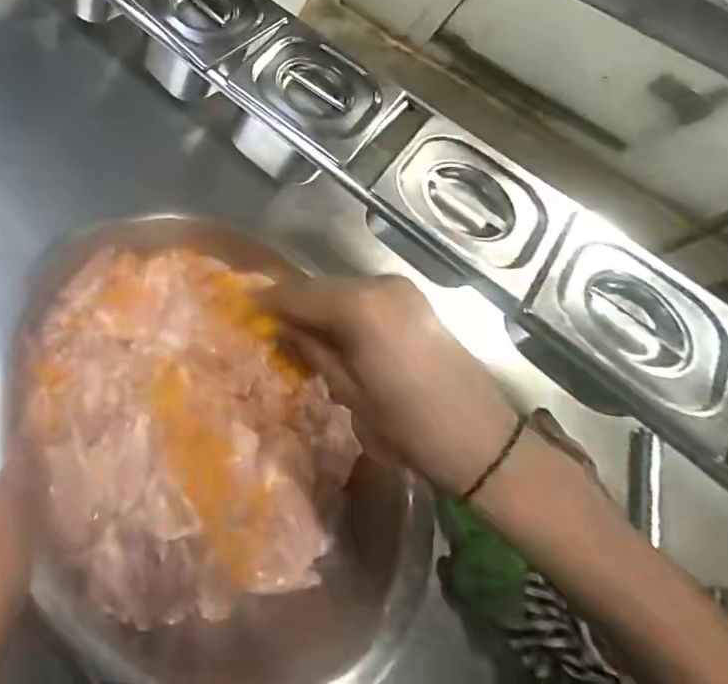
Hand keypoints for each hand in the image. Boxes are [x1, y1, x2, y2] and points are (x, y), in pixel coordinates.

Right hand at [263, 276, 520, 496]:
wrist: (483, 442)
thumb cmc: (408, 426)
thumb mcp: (349, 391)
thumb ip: (313, 349)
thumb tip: (283, 326)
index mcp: (360, 307)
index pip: (300, 294)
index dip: (270, 301)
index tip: (244, 308)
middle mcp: (379, 286)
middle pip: (321, 287)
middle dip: (293, 302)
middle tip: (267, 322)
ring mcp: (400, 290)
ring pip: (342, 289)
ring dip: (318, 306)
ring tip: (296, 329)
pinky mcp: (414, 301)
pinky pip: (364, 296)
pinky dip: (343, 308)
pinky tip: (333, 329)